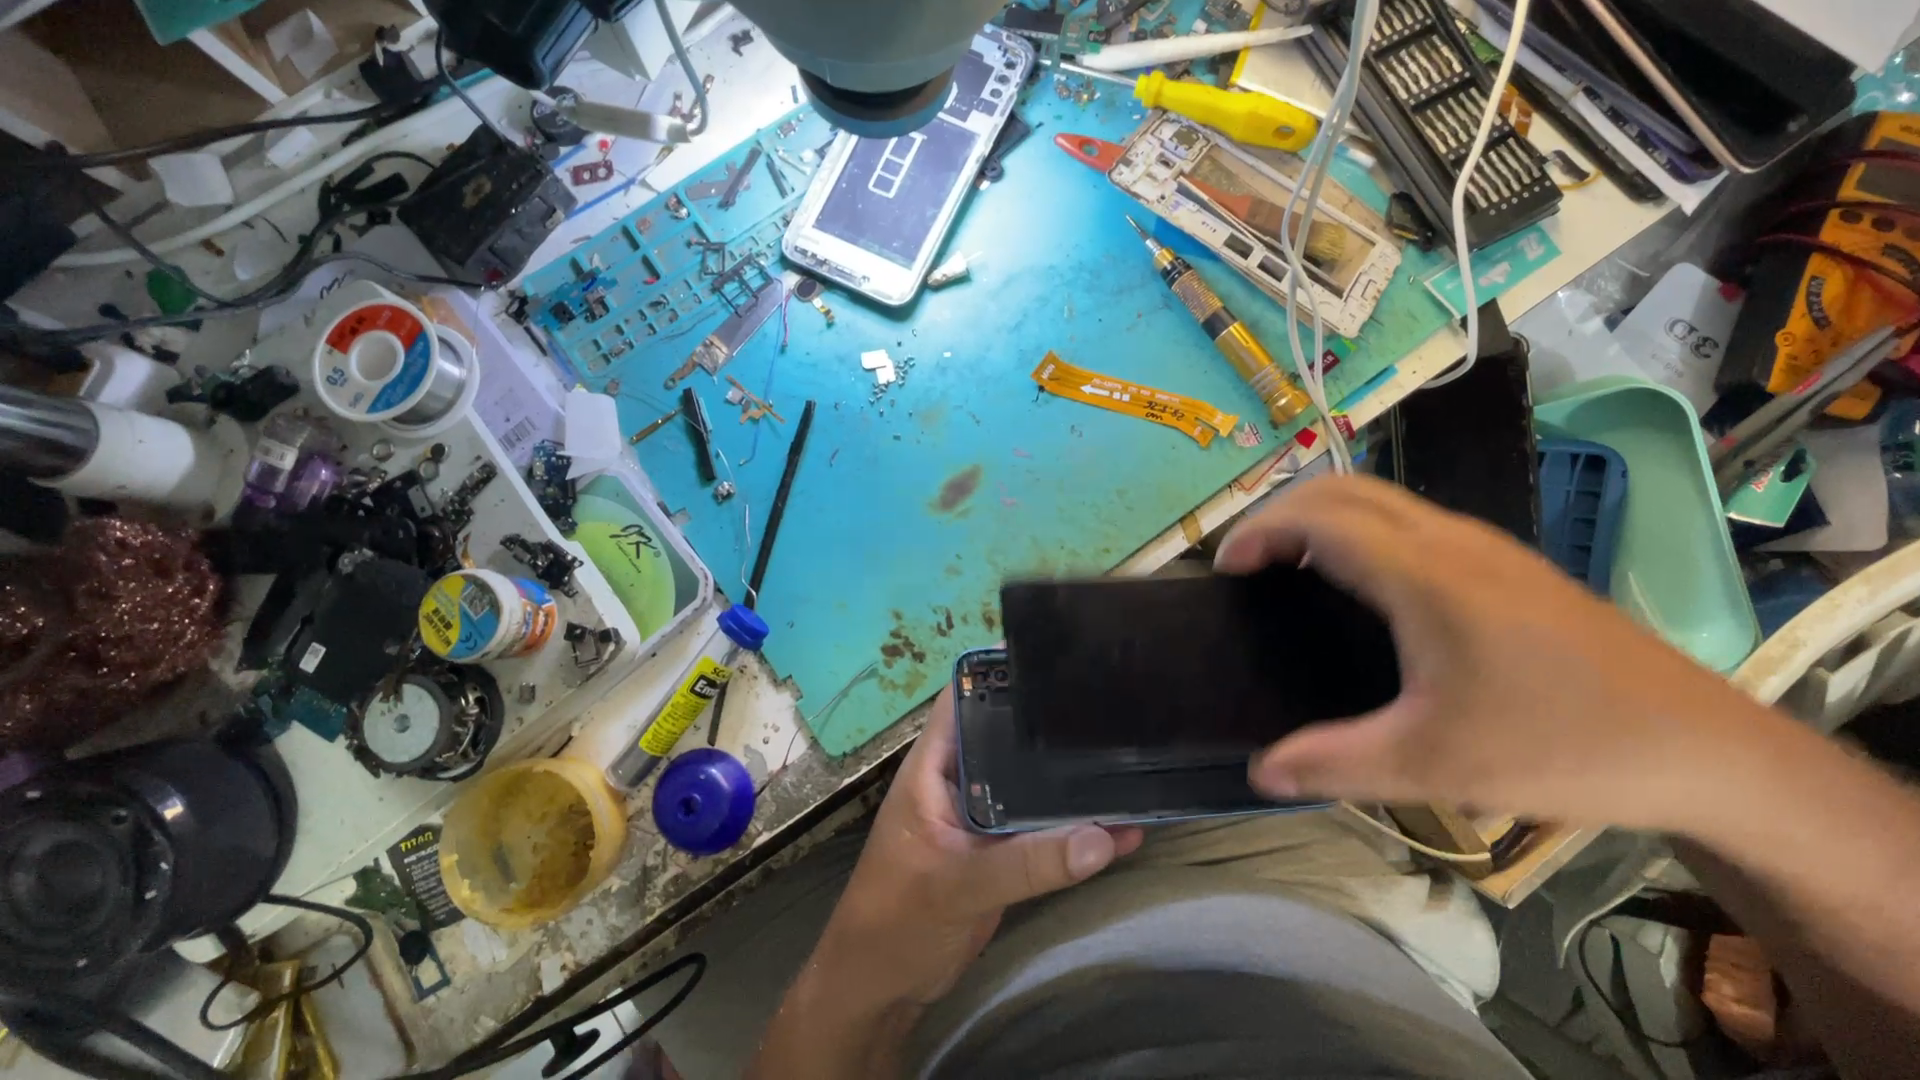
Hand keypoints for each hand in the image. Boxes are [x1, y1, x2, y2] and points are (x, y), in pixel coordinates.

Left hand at [819, 685, 1142, 1005]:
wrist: (884, 987)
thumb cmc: (896, 921)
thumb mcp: (957, 886)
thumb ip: (1025, 863)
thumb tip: (1101, 835)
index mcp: (935, 767)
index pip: (966, 699)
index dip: (1003, 671)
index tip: (1060, 654)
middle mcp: (962, 782)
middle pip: (1010, 737)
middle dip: (1053, 724)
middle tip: (1115, 703)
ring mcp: (985, 819)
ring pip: (1033, 784)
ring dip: (1073, 780)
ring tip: (1134, 757)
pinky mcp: (1003, 854)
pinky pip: (1046, 832)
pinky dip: (1080, 830)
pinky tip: (1127, 828)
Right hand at [1214, 474, 1783, 832]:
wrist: (1704, 748)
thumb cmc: (1559, 746)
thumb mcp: (1432, 764)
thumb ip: (1334, 763)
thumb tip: (1259, 769)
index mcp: (1424, 574)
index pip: (1318, 518)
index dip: (1259, 532)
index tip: (1224, 570)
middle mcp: (1452, 540)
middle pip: (1344, 488)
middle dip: (1281, 511)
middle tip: (1247, 564)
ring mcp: (1488, 546)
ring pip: (1382, 498)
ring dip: (1323, 516)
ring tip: (1291, 571)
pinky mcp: (1511, 564)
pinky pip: (1412, 520)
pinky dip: (1361, 530)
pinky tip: (1364, 589)